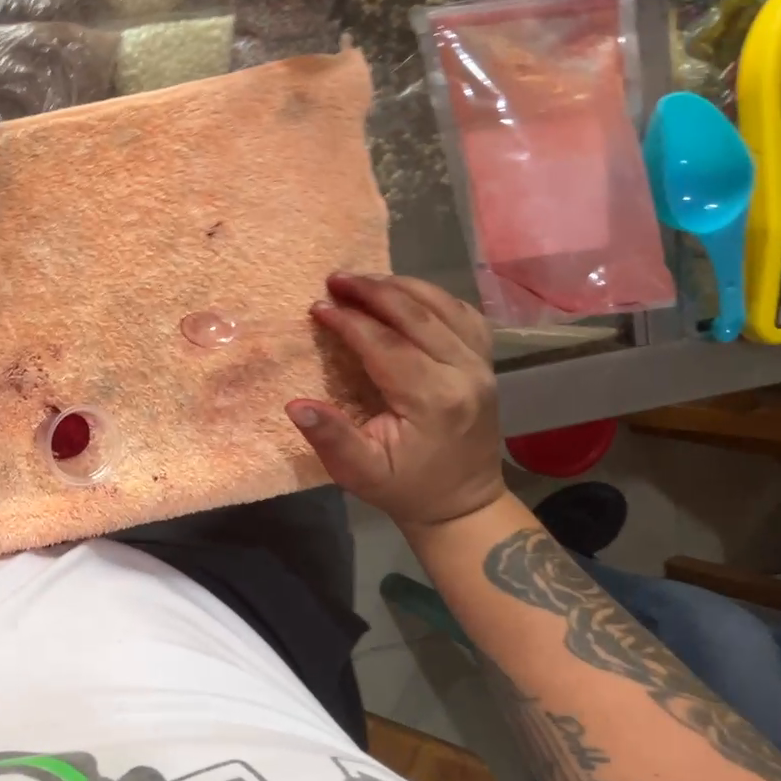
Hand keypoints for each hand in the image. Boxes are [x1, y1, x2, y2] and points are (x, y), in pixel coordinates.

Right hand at [286, 273, 506, 532]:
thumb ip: (330, 436)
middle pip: (419, 315)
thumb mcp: (358, 471)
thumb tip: (295, 404)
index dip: (350, 322)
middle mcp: (464, 374)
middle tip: (334, 278)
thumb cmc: (403, 486)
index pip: (388, 345)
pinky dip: (432, 296)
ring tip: (362, 280)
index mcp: (433, 399)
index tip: (316, 307)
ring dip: (402, 287)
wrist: (461, 501)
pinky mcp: (484, 363)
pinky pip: (463, 315)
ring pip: (445, 307)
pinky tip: (403, 293)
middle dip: (373, 291)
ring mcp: (482, 365)